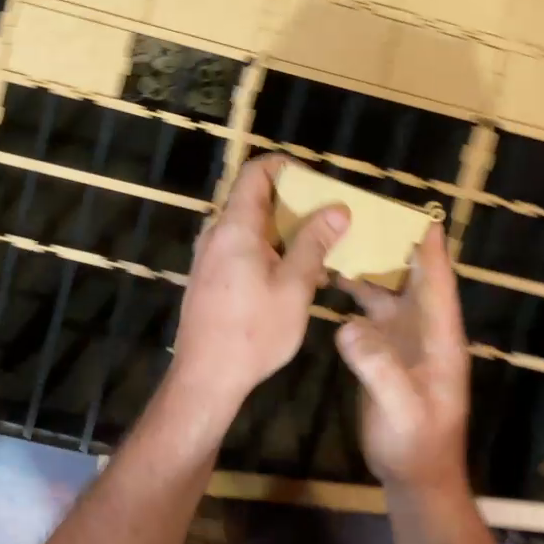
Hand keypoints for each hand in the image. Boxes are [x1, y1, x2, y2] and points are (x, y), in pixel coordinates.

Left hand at [170, 155, 347, 410]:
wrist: (206, 376)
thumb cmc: (253, 331)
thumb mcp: (294, 287)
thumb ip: (314, 243)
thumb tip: (337, 209)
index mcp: (235, 227)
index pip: (255, 173)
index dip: (285, 167)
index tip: (316, 181)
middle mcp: (216, 234)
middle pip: (254, 200)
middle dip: (294, 204)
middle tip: (328, 219)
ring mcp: (210, 257)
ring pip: (250, 228)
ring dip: (284, 233)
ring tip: (319, 253)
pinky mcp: (209, 278)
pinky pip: (241, 249)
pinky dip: (269, 252)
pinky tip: (294, 279)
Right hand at [335, 225, 470, 495]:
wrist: (415, 477)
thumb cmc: (416, 444)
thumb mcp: (401, 409)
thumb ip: (379, 369)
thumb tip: (347, 326)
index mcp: (441, 340)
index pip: (439, 286)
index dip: (432, 252)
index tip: (422, 215)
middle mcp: (426, 333)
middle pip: (414, 281)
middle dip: (396, 249)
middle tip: (368, 216)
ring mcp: (406, 344)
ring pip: (391, 295)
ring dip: (372, 270)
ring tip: (344, 241)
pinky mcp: (386, 355)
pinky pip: (372, 315)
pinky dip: (356, 296)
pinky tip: (333, 282)